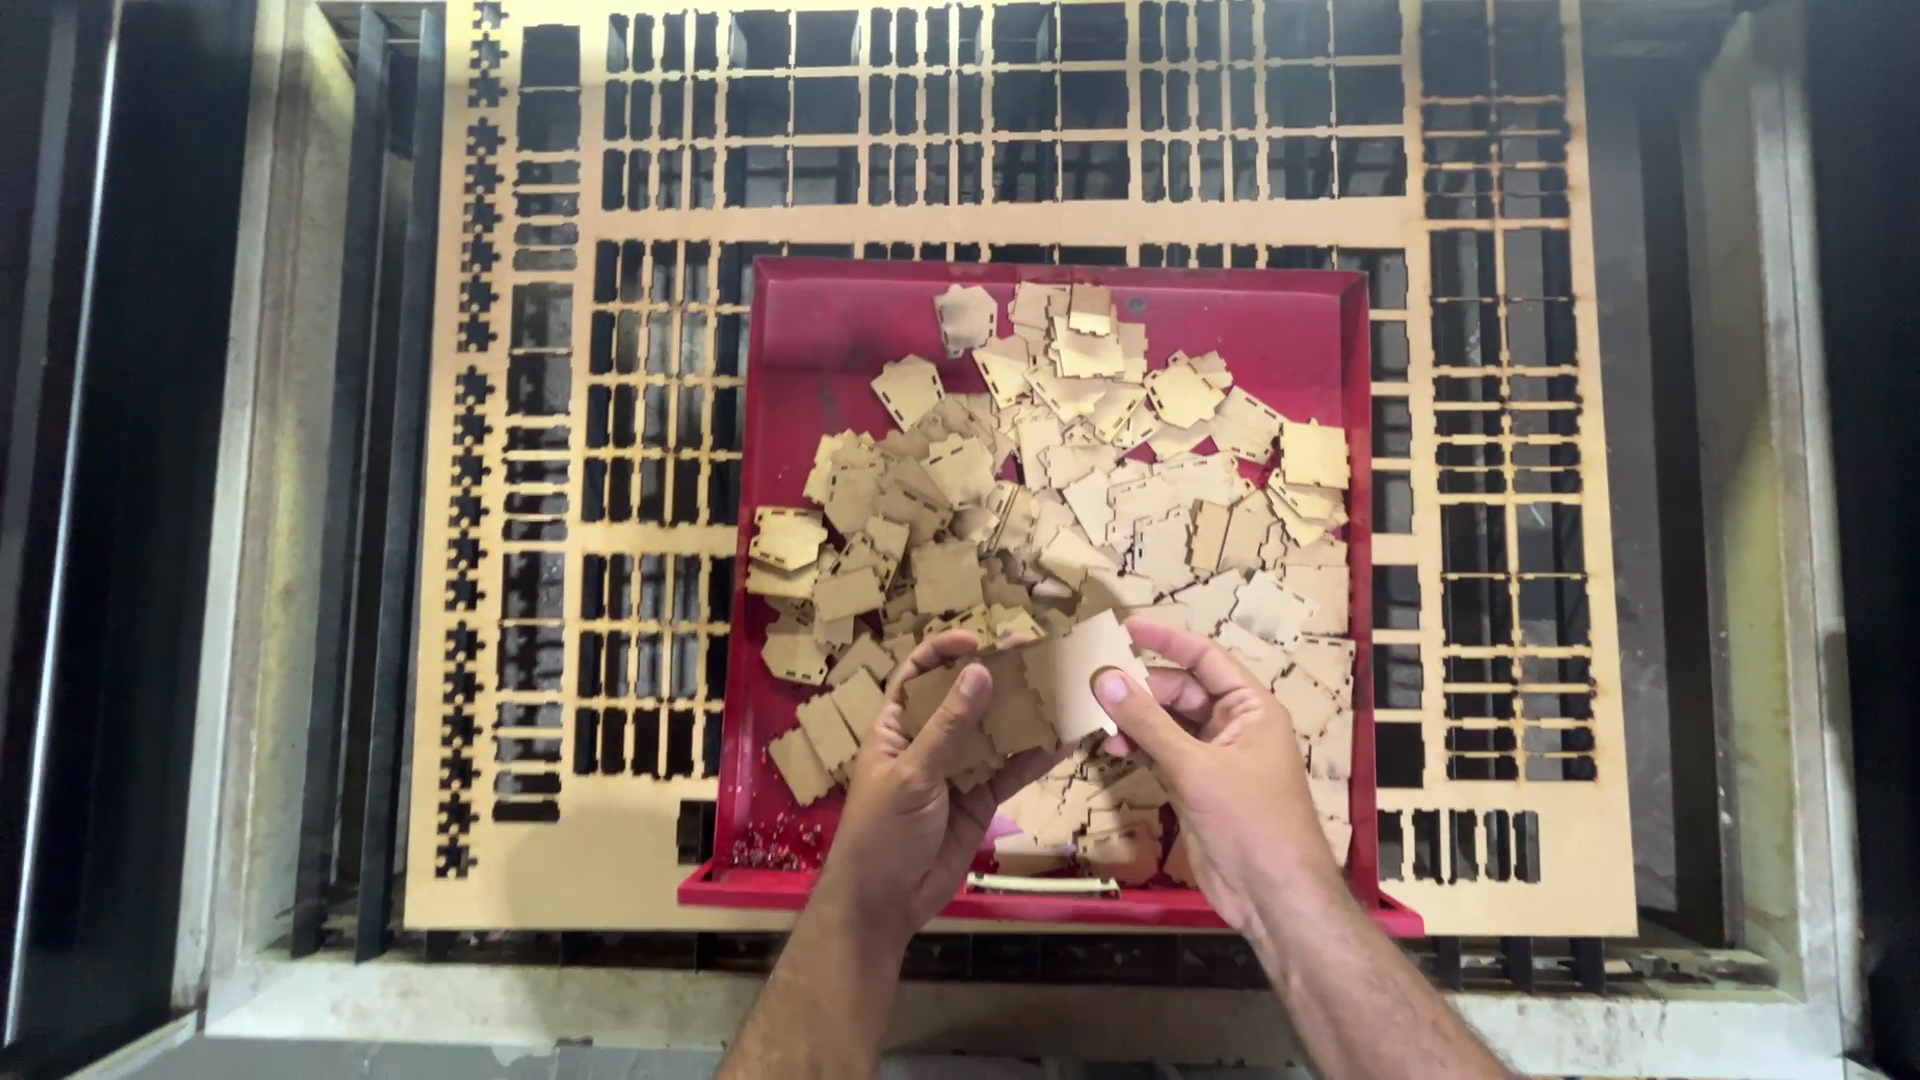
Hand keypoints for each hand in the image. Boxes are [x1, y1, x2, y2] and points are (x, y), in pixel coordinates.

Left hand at [813, 630, 1067, 950]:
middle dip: (997, 673)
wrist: (884, 904)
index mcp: (897, 725)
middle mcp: (929, 739)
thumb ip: (949, 726)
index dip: (943, 651)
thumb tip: (980, 671)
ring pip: (993, 731)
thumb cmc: (882, 831)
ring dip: (1023, 711)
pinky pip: (1009, 770)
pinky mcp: (980, 798)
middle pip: (964, 696)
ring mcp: (957, 769)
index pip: (918, 674)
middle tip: (1035, 650)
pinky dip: (1033, 757)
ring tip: (1058, 686)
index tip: (977, 639)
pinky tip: (1062, 741)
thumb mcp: (911, 774)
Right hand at [1091, 618, 1339, 931]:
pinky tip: (1112, 746)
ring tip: (1100, 723)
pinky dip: (1137, 746)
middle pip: (1179, 690)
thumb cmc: (1249, 820)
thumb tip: (1104, 677)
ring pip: (1166, 722)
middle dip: (1141, 688)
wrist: (1272, 896)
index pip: (1205, 657)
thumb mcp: (1195, 766)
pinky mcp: (1194, 785)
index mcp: (1250, 708)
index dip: (1166, 639)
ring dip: (1135, 720)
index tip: (1125, 627)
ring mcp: (1212, 757)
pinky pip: (1160, 751)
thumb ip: (1147, 722)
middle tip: (1098, 686)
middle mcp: (1232, 725)